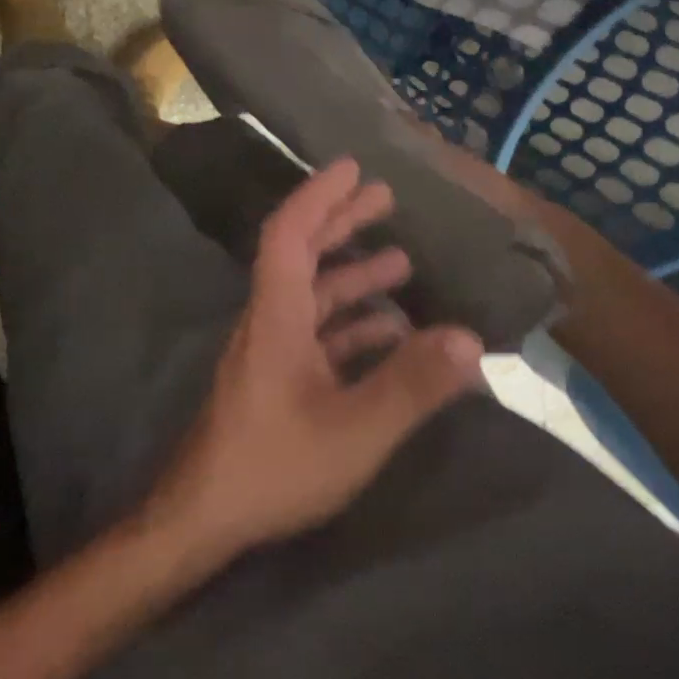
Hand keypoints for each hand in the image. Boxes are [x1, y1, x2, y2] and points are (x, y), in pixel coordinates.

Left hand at [145, 159, 484, 561]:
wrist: (208, 512)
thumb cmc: (275, 464)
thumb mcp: (354, 429)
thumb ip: (411, 384)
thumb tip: (469, 336)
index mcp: (275, 317)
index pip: (289, 235)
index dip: (318, 197)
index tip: (351, 166)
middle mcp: (268, 323)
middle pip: (300, 257)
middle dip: (340, 223)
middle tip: (384, 197)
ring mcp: (269, 354)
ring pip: (311, 298)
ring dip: (351, 276)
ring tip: (401, 261)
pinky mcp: (275, 382)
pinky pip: (316, 337)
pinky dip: (351, 326)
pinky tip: (391, 334)